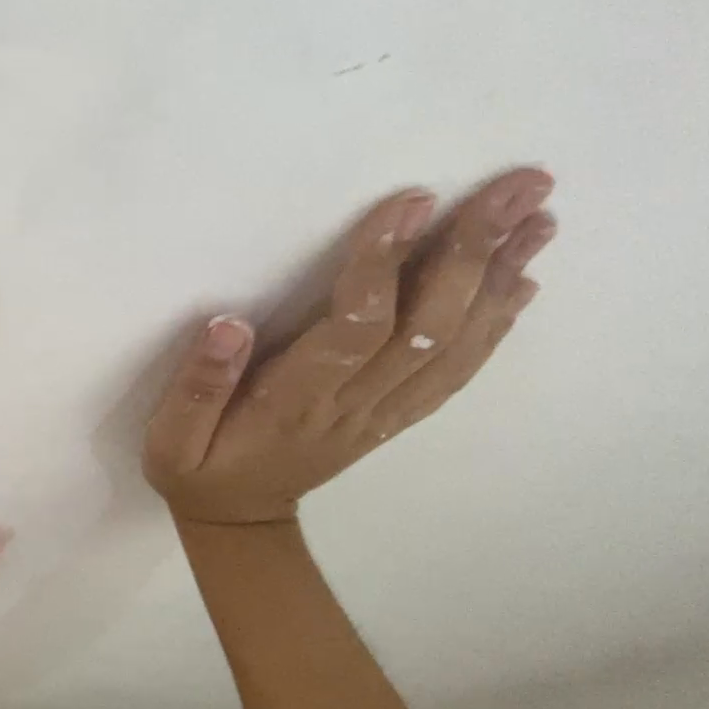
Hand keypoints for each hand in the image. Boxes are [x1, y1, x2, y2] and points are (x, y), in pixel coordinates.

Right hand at [143, 167, 556, 524]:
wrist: (239, 520)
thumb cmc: (198, 473)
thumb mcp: (169, 442)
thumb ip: (195, 388)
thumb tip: (229, 325)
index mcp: (292, 404)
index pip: (351, 331)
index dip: (382, 267)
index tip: (411, 204)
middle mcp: (350, 406)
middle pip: (424, 328)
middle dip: (471, 254)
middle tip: (519, 187)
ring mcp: (379, 413)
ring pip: (453, 346)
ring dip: (498, 281)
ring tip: (539, 218)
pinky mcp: (392, 417)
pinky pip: (455, 373)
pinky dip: (495, 326)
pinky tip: (520, 282)